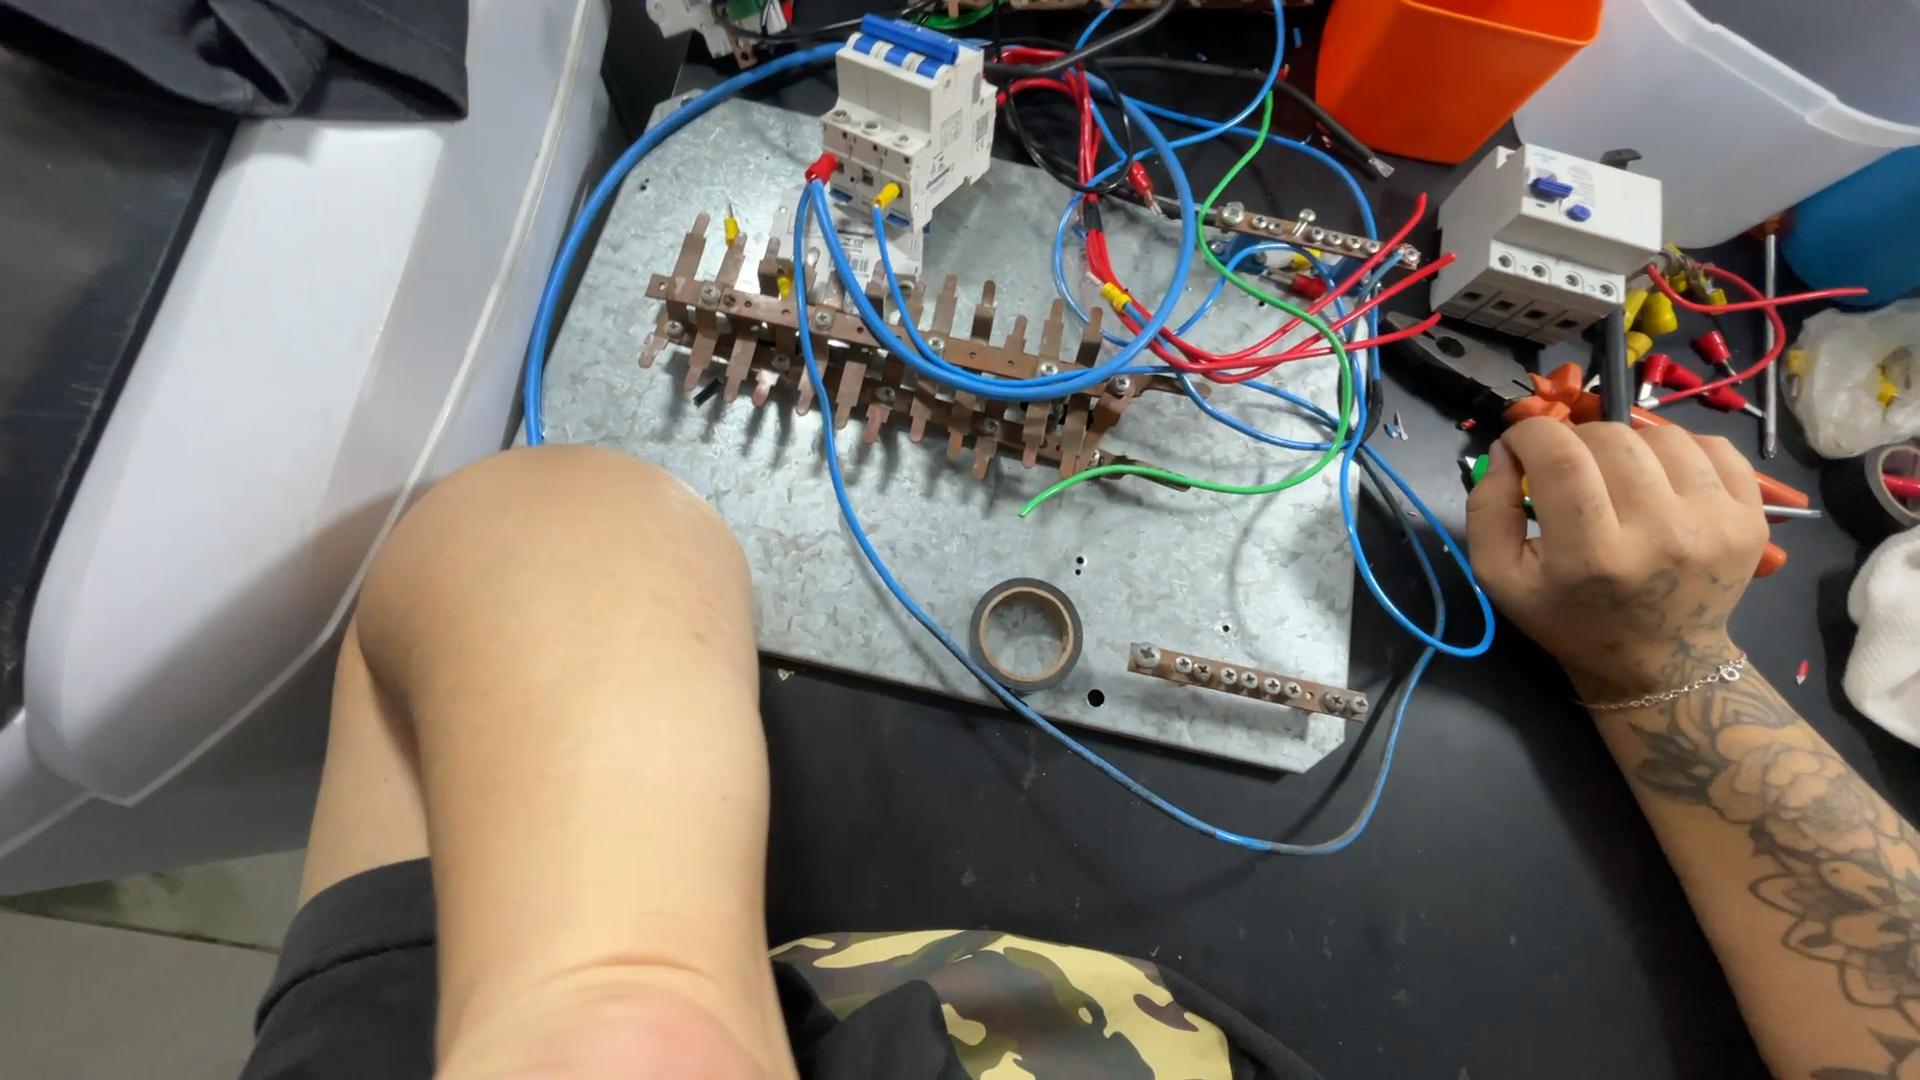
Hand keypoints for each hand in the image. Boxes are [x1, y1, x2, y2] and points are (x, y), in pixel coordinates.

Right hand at [1465, 418, 1770, 701]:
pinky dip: (1670, 448)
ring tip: (1606, 472)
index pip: (1562, 460)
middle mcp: (1661, 534)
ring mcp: (1715, 523)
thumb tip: (1506, 453)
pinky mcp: (1750, 517)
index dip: (1531, 434)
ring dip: (1619, 443)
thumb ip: (1487, 511)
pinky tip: (1651, 474)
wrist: (1656, 656)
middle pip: (1609, 440)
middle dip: (1570, 440)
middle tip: (1558, 466)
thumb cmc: (1564, 615)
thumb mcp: (1498, 575)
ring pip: (1659, 436)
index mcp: (1591, 555)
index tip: (1517, 443)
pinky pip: (1710, 447)